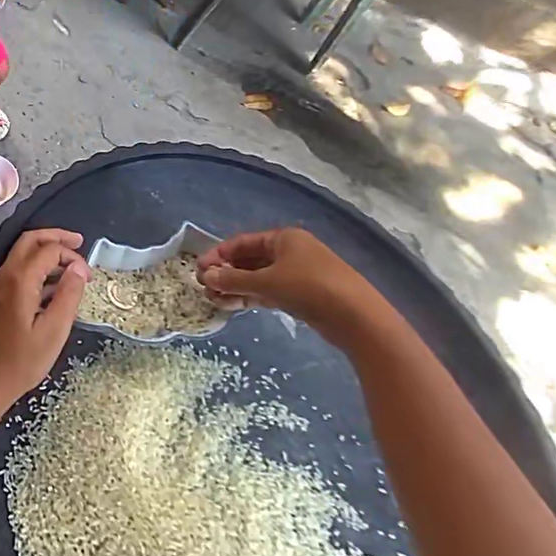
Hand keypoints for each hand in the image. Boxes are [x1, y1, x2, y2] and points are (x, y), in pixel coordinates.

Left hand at [0, 229, 87, 404]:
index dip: (72, 256)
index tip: (87, 275)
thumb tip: (78, 268)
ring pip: (23, 251)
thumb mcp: (54, 330)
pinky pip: (19, 267)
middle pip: (30, 239)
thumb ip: (69, 295)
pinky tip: (55, 283)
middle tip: (79, 242)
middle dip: (56, 237)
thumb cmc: (21, 360)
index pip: (49, 250)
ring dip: (47, 250)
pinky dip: (38, 265)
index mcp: (19, 279)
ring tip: (72, 264)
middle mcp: (5, 274)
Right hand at [196, 228, 393, 346]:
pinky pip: (268, 291)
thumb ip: (233, 279)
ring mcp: (296, 274)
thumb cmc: (309, 287)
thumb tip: (206, 276)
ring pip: (257, 278)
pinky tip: (232, 304)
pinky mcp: (301, 295)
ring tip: (212, 299)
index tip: (199, 268)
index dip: (218, 254)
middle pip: (249, 260)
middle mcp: (289, 252)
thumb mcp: (266, 281)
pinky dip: (250, 296)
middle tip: (203, 286)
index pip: (242, 242)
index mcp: (283, 238)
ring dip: (235, 287)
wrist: (356, 317)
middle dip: (226, 273)